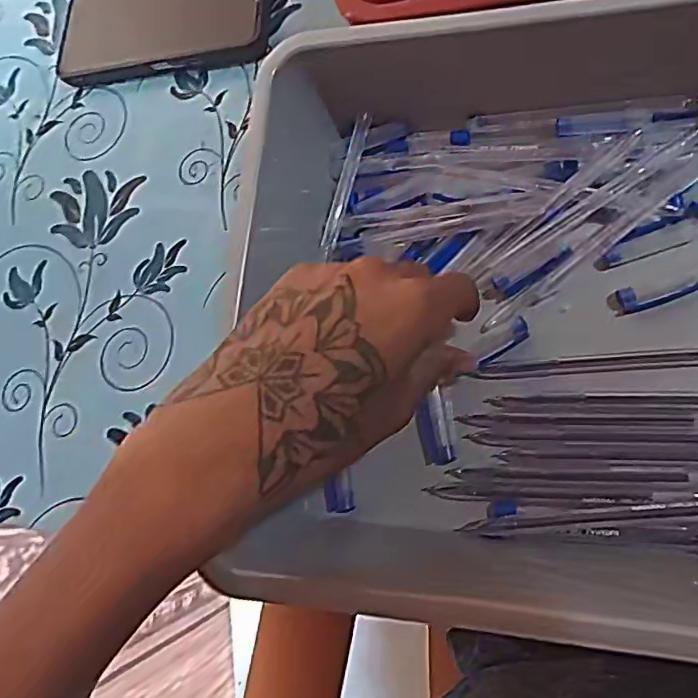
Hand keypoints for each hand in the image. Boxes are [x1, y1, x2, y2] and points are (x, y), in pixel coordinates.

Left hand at [156, 258, 478, 500]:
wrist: (235, 422)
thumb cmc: (326, 425)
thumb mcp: (391, 408)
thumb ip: (428, 371)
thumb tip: (456, 356)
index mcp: (413, 305)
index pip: (456, 287)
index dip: (462, 305)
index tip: (455, 324)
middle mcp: (376, 275)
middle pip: (414, 278)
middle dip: (419, 304)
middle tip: (407, 342)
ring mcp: (330, 272)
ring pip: (371, 277)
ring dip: (378, 300)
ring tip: (356, 341)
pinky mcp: (291, 277)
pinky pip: (333, 281)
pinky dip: (340, 300)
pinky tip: (318, 337)